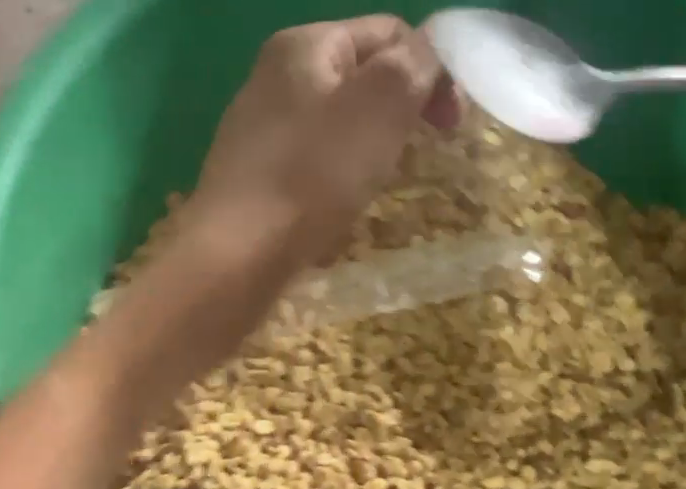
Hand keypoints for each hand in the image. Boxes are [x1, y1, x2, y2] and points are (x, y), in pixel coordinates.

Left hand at [185, 15, 458, 268]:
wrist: (234, 259)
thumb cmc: (311, 174)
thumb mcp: (382, 101)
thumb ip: (413, 64)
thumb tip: (421, 54)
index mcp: (302, 46)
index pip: (388, 32)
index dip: (432, 69)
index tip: (451, 127)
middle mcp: (269, 83)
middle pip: (357, 84)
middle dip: (394, 116)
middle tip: (411, 158)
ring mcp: (252, 139)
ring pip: (331, 135)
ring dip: (362, 158)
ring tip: (369, 190)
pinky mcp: (246, 189)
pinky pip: (303, 178)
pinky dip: (326, 192)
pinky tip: (331, 219)